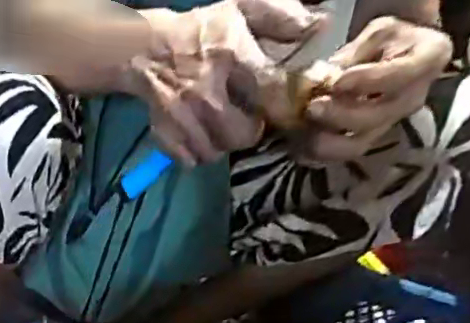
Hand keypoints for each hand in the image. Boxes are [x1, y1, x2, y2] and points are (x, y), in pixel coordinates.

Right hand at [130, 0, 321, 165]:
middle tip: (247, 122)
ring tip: (221, 128)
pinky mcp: (166, 135)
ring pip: (215, 151)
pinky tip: (200, 136)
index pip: (267, 90)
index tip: (284, 112)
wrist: (150, 50)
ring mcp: (183, 117)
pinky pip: (191, 160)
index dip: (281, 107)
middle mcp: (206, 90)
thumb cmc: (203, 30)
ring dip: (222, 144)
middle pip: (241, 135)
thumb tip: (319, 27)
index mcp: (231, 54)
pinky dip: (198, 153)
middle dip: (249, 132)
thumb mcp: (243, 8)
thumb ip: (282, 17)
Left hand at [302, 16, 451, 159]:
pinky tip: (299, 146)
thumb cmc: (388, 42)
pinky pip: (341, 157)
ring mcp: (390, 126)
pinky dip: (317, 155)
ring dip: (325, 143)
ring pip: (357, 146)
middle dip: (339, 116)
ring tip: (302, 130)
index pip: (399, 76)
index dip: (366, 82)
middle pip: (375, 118)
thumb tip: (325, 82)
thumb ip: (355, 57)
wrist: (391, 60)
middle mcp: (412, 100)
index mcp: (428, 60)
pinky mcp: (367, 142)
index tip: (337, 82)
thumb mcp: (377, 35)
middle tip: (312, 107)